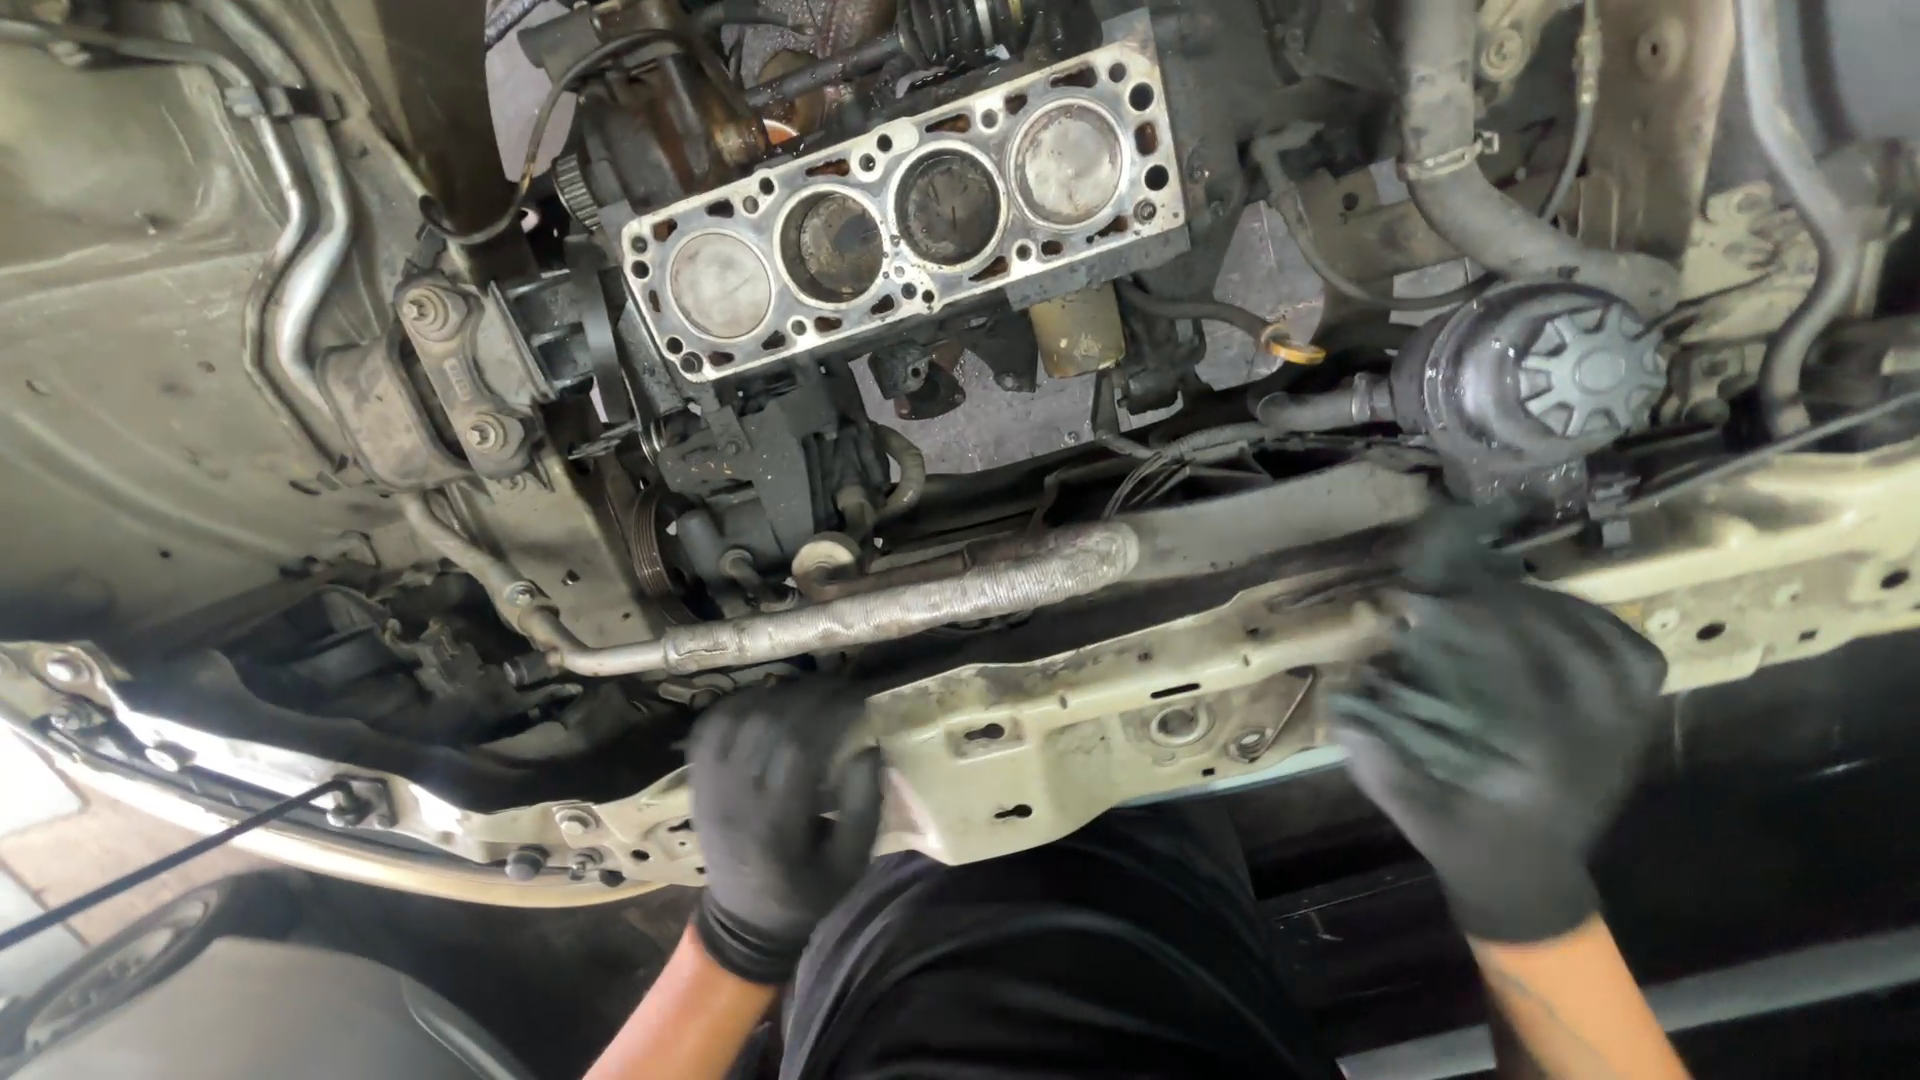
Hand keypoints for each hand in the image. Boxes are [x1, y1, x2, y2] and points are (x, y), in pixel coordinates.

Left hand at [686, 678, 882, 983]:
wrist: (745, 920)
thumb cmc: (807, 893)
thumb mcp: (851, 864)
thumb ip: (864, 806)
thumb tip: (870, 746)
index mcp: (774, 825)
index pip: (799, 748)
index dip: (831, 713)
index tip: (861, 698)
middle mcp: (734, 799)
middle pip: (768, 724)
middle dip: (811, 695)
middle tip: (844, 686)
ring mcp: (709, 786)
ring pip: (737, 717)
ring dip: (778, 693)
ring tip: (813, 690)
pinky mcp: (698, 779)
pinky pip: (711, 725)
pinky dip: (741, 702)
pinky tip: (771, 698)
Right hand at [1331, 520, 1666, 943]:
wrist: (1528, 878)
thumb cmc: (1465, 842)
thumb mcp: (1415, 813)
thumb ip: (1382, 767)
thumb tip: (1343, 712)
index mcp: (1541, 761)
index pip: (1516, 670)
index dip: (1470, 624)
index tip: (1424, 600)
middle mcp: (1595, 741)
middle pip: (1572, 648)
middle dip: (1513, 606)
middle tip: (1459, 585)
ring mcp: (1623, 733)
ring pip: (1615, 649)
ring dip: (1559, 609)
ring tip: (1505, 590)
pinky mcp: (1632, 727)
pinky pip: (1637, 660)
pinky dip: (1601, 626)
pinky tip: (1557, 611)